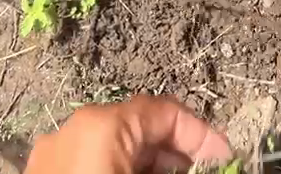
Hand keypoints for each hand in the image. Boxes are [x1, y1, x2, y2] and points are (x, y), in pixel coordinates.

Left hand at [25, 95, 231, 173]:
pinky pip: (93, 168)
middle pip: (141, 131)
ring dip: (152, 169)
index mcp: (103, 124)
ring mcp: (53, 159)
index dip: (202, 136)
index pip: (166, 112)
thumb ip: (186, 173)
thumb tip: (222, 165)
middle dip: (177, 156)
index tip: (227, 160)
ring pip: (117, 151)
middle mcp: (75, 130)